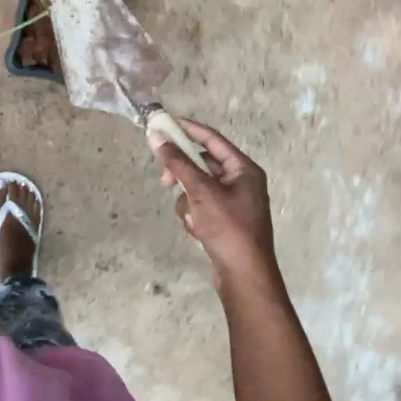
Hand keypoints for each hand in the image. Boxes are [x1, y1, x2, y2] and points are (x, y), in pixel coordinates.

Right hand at [147, 119, 276, 285]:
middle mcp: (241, 182)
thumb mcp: (200, 191)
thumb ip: (177, 162)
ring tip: (190, 217)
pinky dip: (193, 215)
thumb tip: (156, 136)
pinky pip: (200, 205)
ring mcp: (233, 202)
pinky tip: (196, 230)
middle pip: (201, 164)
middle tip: (164, 179)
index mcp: (243, 169)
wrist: (244, 276)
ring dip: (187, 200)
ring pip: (197, 187)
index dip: (187, 129)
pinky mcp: (224, 220)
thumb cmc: (228, 228)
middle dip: (182, 174)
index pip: (211, 139)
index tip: (163, 124)